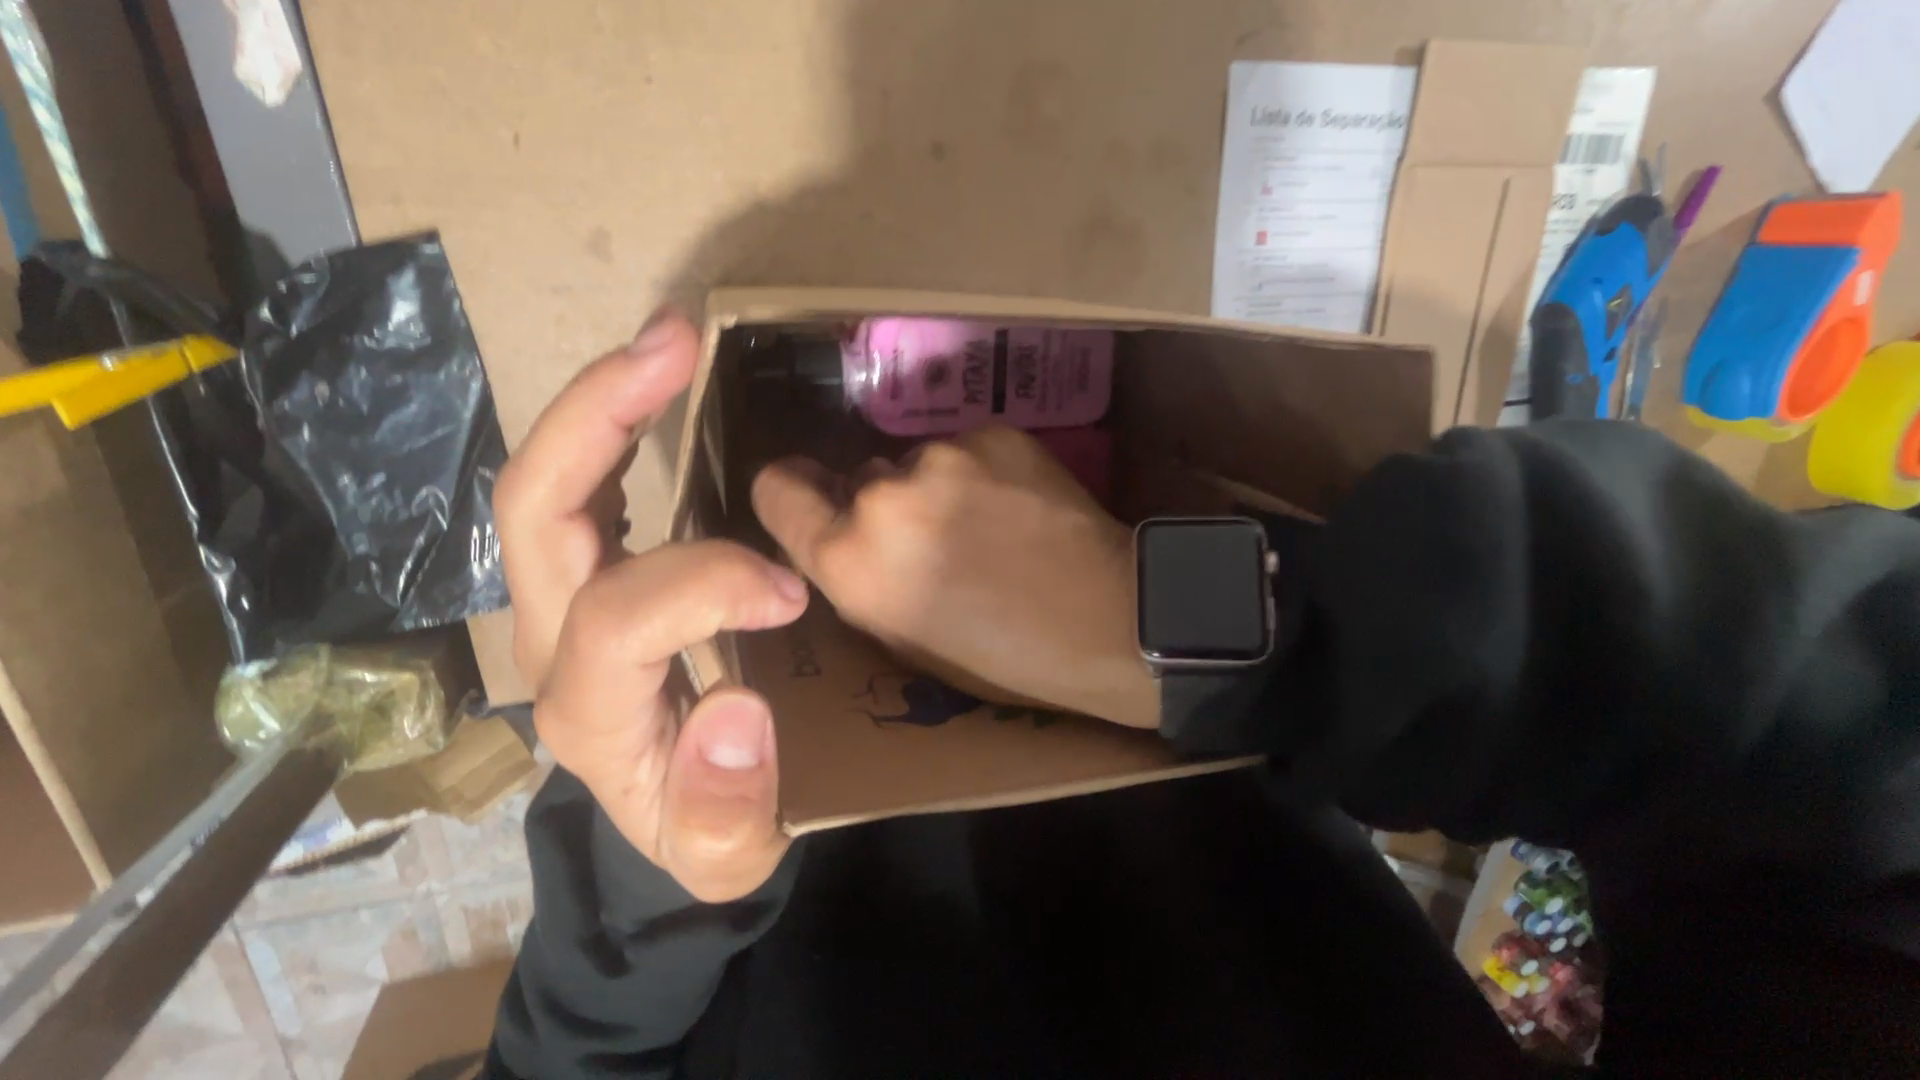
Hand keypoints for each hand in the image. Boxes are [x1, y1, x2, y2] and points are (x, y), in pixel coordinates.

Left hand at [495, 312, 809, 902]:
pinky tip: (665, 384)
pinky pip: (581, 489)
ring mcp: (560, 602)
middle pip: (534, 515)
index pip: (616, 621)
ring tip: (673, 336)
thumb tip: (739, 715)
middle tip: (677, 346)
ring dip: (602, 399)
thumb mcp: (729, 858)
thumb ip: (727, 812)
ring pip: (544, 484)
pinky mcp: (588, 576)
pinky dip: (615, 425)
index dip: (703, 586)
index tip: (790, 590)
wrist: (679, 820)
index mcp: (588, 711)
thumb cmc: (706, 830)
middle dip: (597, 419)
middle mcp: (551, 645)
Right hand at [751, 426, 1156, 729]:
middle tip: (931, 539)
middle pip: (856, 477)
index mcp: (849, 560)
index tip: (816, 504)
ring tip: (989, 526)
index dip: (793, 495)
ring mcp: (941, 456)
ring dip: (935, 487)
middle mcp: (881, 497)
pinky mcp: (995, 432)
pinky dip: (981, 471)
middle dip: (880, 503)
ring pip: (915, 462)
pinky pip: (965, 448)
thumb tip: (843, 531)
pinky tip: (1019, 506)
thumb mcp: (902, 637)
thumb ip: (857, 575)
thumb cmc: (1002, 658)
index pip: (775, 488)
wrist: (1112, 622)